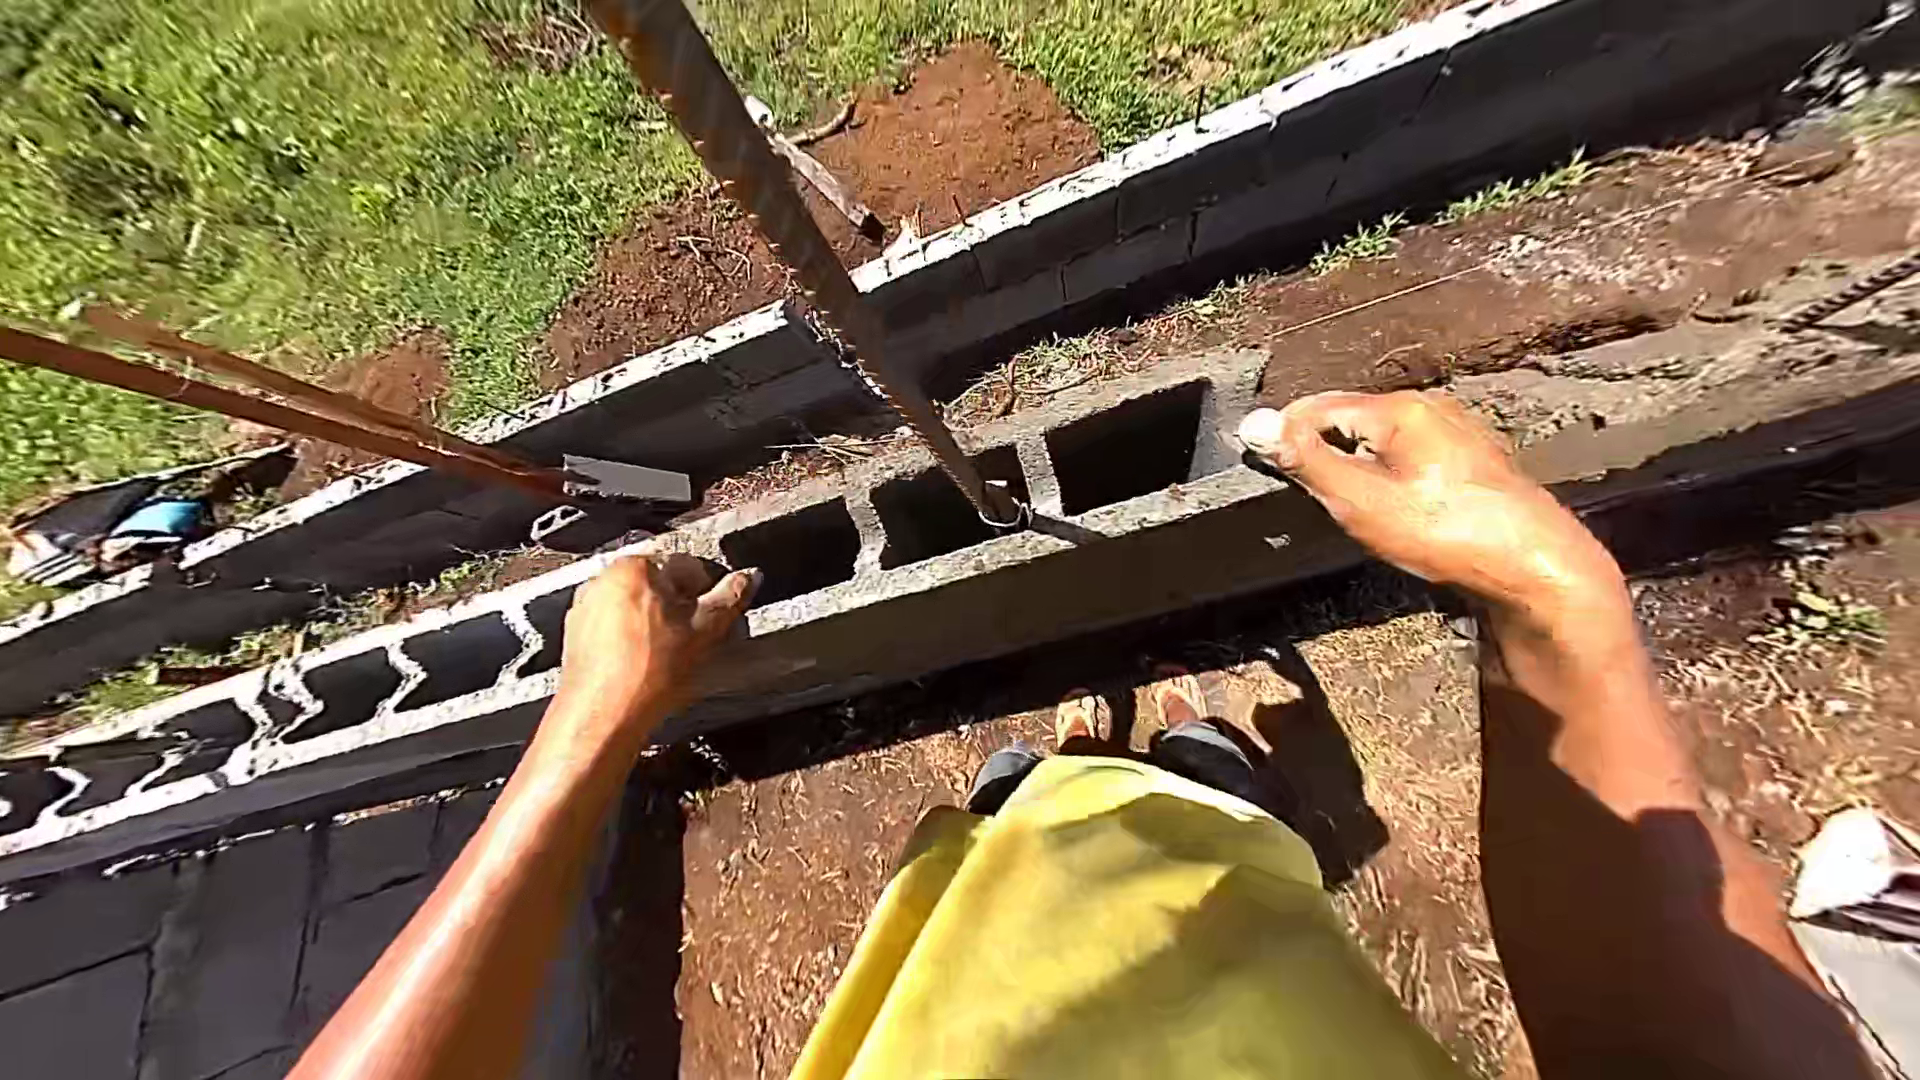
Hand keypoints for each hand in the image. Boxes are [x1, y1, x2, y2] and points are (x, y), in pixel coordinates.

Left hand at [552, 551, 758, 738]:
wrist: (602, 716)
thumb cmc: (648, 672)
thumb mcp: (706, 629)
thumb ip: (733, 596)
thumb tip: (749, 577)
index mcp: (637, 567)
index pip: (692, 567)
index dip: (712, 594)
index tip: (716, 616)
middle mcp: (605, 578)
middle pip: (664, 584)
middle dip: (684, 608)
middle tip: (697, 637)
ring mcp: (588, 605)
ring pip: (641, 603)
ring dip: (661, 622)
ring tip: (672, 653)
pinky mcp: (578, 631)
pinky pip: (618, 622)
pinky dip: (636, 635)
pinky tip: (648, 661)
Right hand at [1238, 391, 1623, 624]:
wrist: (1533, 567)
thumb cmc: (1445, 532)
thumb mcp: (1357, 498)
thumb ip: (1302, 459)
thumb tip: (1254, 425)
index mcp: (1399, 410)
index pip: (1312, 407)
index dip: (1282, 436)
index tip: (1263, 469)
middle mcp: (1426, 408)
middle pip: (1342, 417)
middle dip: (1312, 447)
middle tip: (1299, 490)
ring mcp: (1448, 430)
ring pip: (1369, 435)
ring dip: (1341, 460)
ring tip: (1336, 499)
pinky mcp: (1459, 455)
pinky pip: (1396, 449)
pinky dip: (1372, 468)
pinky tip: (1378, 500)